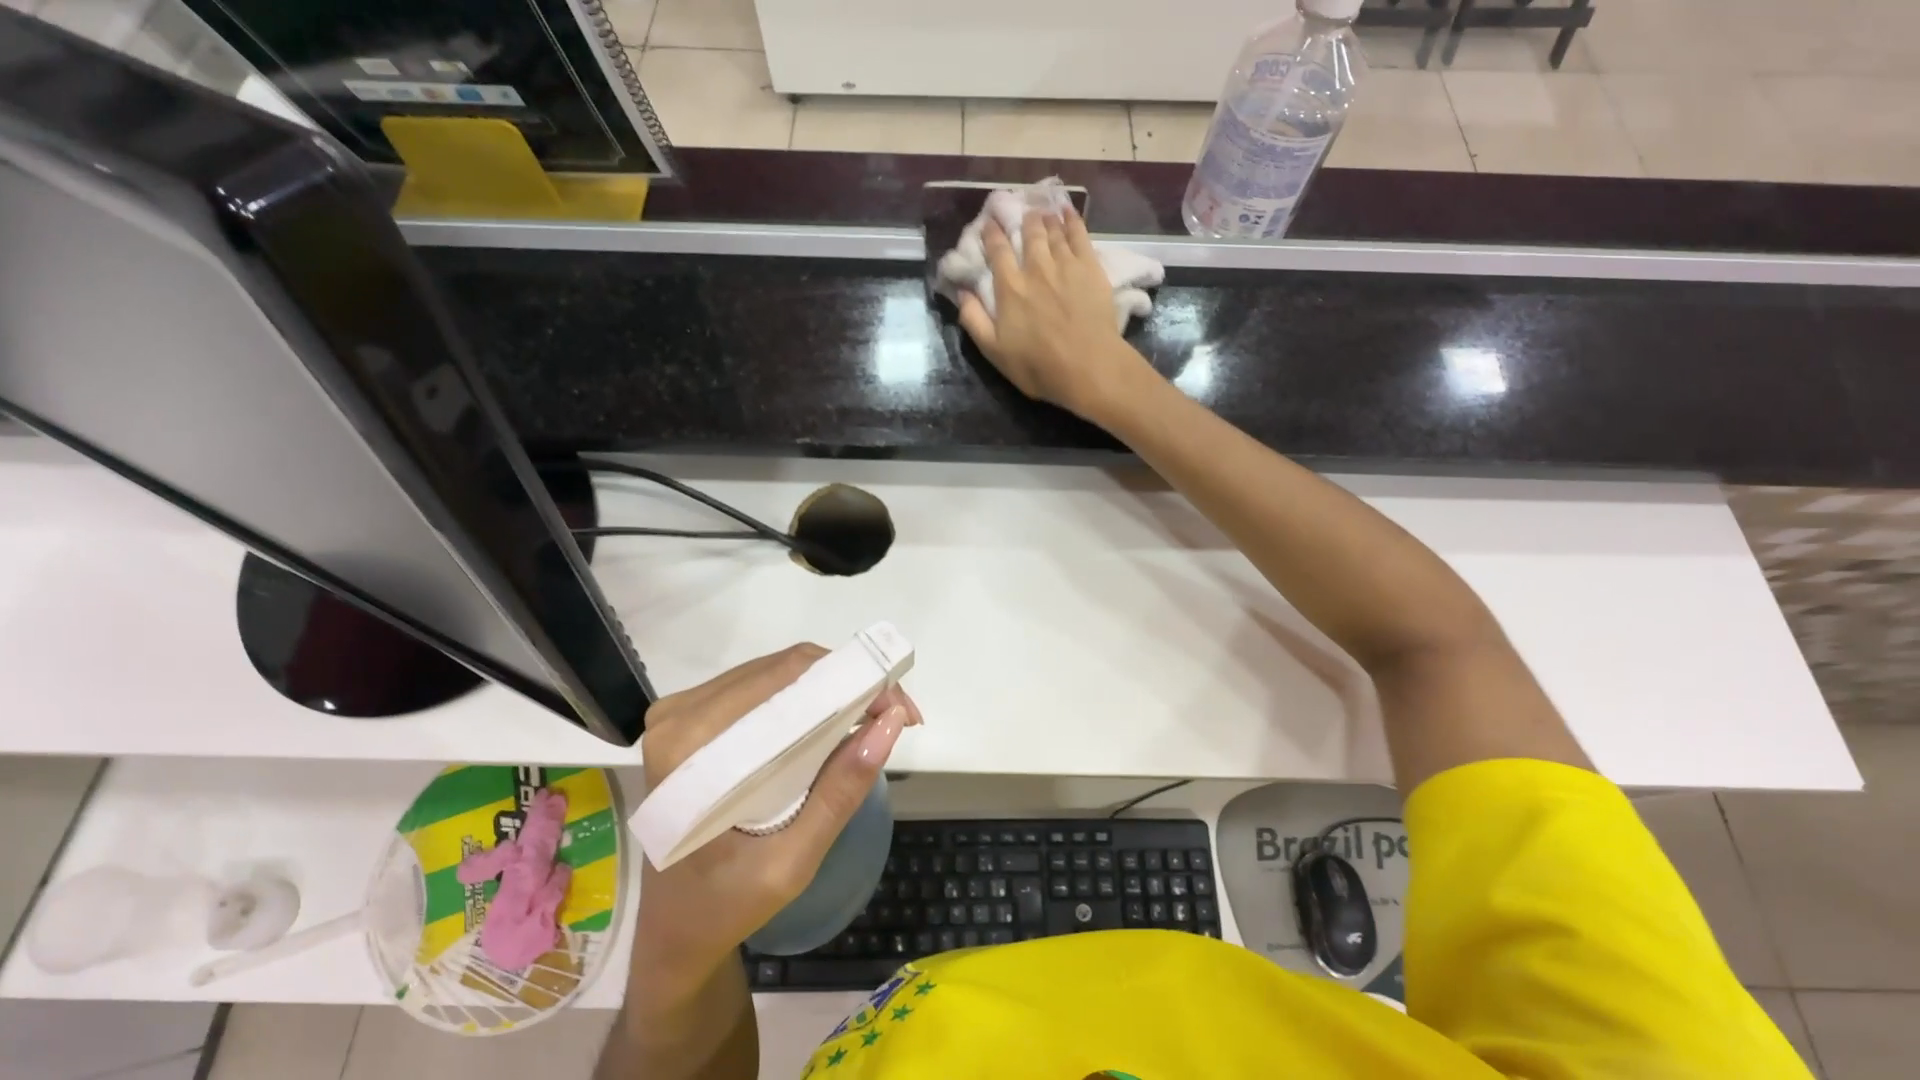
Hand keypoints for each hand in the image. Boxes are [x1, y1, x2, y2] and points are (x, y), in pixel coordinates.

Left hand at [632, 644, 920, 979]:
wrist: (670, 931)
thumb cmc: (725, 905)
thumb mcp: (791, 862)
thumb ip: (839, 792)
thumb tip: (890, 724)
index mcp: (692, 745)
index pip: (786, 680)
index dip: (854, 681)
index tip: (901, 711)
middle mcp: (678, 715)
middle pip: (782, 670)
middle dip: (849, 684)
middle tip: (896, 718)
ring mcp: (678, 713)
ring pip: (774, 675)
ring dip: (830, 690)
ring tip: (874, 722)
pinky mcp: (687, 719)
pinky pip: (758, 690)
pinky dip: (804, 701)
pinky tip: (832, 726)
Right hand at [956, 206, 1156, 420]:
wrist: (1088, 367)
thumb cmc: (1038, 366)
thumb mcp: (994, 351)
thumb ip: (974, 320)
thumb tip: (961, 292)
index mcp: (1010, 288)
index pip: (998, 251)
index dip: (992, 233)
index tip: (989, 222)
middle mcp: (1036, 269)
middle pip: (1028, 235)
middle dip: (1021, 220)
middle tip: (1019, 210)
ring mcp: (1065, 265)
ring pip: (1053, 232)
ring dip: (1045, 218)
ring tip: (1042, 210)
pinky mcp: (1091, 268)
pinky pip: (1079, 236)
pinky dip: (1072, 221)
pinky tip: (1068, 212)